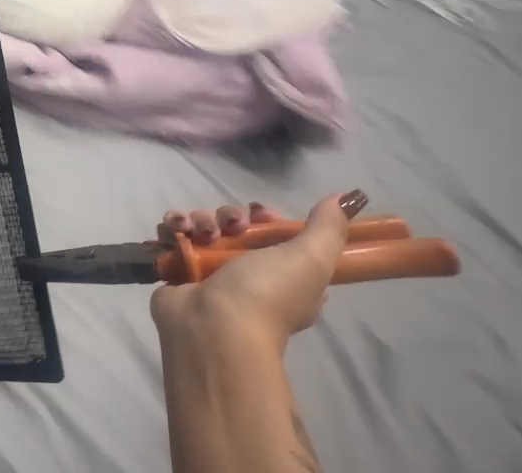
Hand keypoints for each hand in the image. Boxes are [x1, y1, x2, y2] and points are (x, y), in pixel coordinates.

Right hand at [149, 190, 367, 347]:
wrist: (213, 323)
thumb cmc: (266, 293)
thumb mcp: (310, 260)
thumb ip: (327, 229)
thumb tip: (349, 197)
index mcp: (282, 273)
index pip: (272, 233)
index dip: (264, 220)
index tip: (260, 217)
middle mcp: (246, 270)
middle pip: (233, 225)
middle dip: (228, 217)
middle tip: (230, 226)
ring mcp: (208, 269)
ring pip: (202, 225)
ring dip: (198, 219)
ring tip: (197, 231)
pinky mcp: (177, 267)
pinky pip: (172, 234)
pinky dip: (172, 227)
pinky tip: (176, 230)